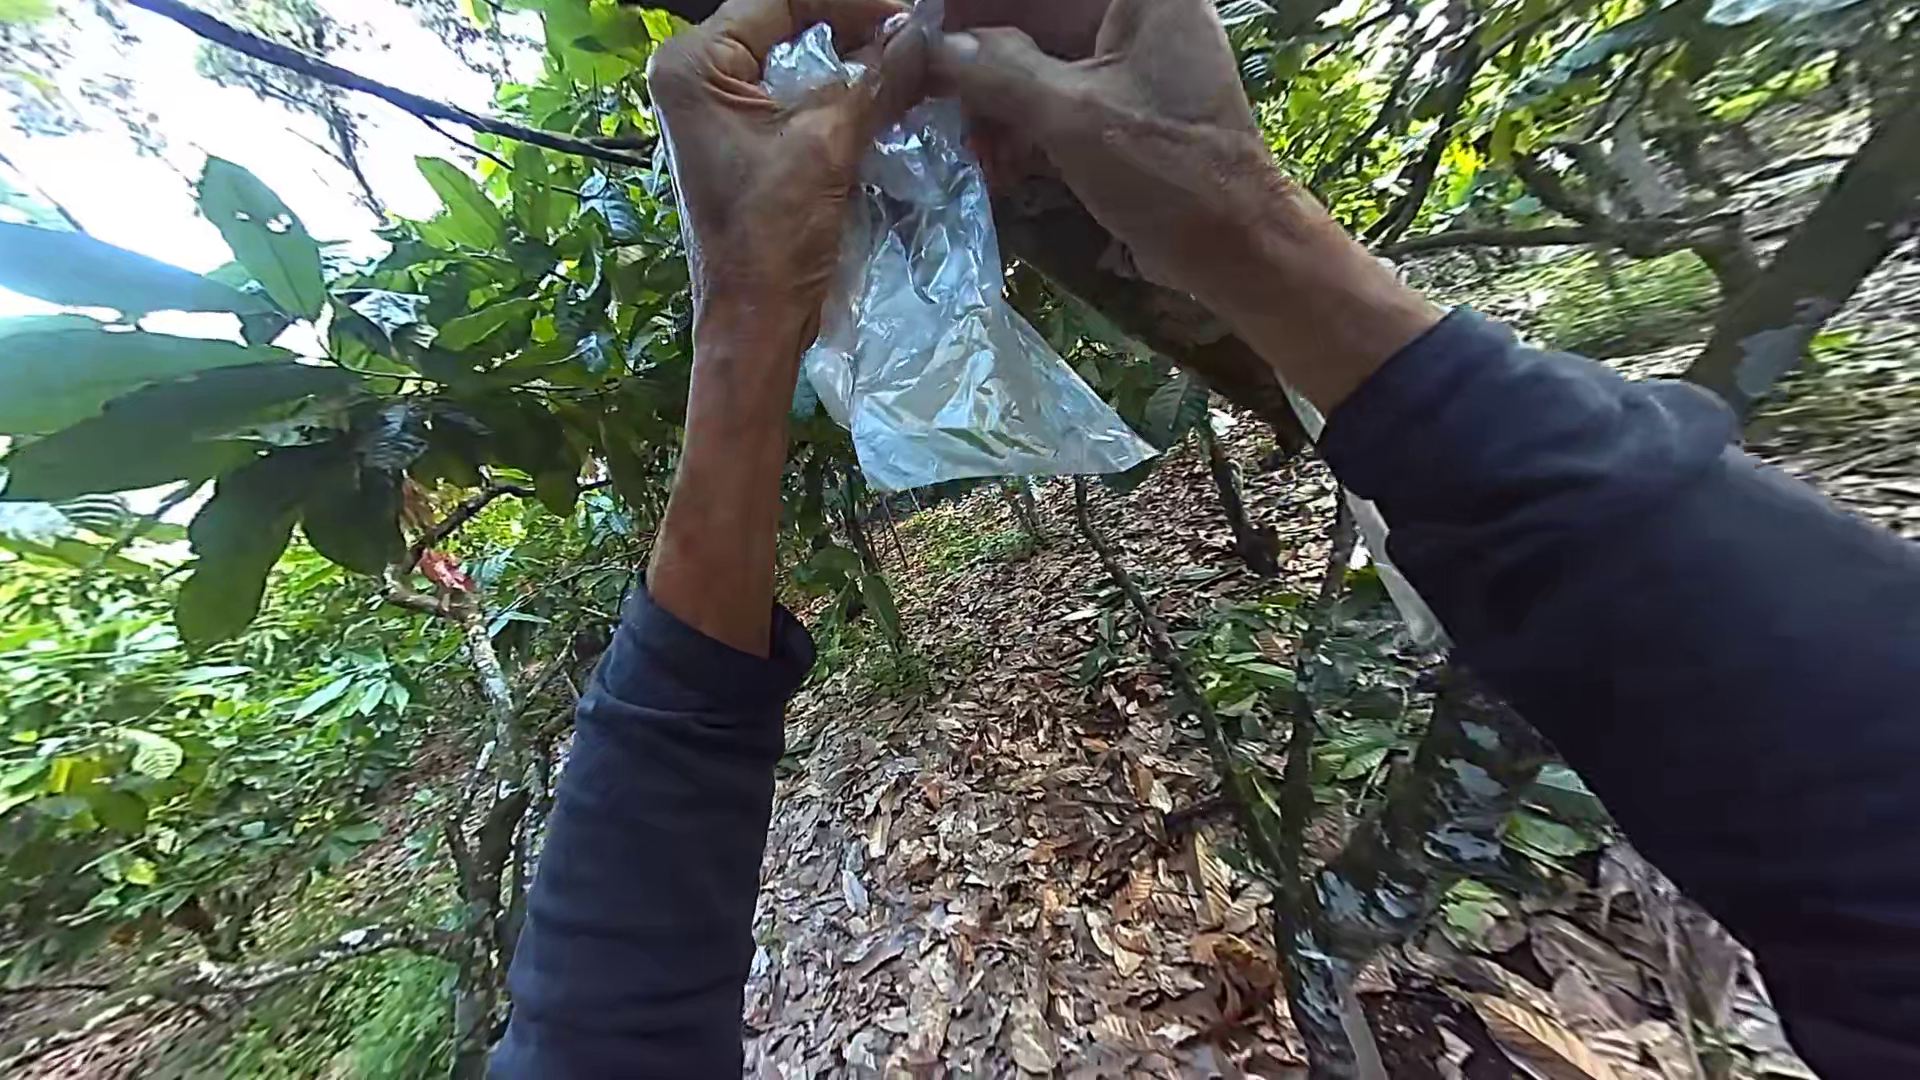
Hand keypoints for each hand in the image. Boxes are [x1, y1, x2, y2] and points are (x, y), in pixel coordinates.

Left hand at [645, 0, 924, 655]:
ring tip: (908, 73)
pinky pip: (803, 119)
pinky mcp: (752, 161)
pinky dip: (843, 114)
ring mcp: (727, 126)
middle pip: (790, 36)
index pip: (780, 2)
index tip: (910, 13)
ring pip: (801, 79)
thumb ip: (875, 83)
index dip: (851, 5)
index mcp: (697, 66)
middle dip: (856, 38)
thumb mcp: (826, 150)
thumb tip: (926, 31)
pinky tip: (883, 113)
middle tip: (914, 42)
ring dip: (854, 77)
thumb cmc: (774, 240)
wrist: (758, 327)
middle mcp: (704, 85)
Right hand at [932, 0, 1439, 410]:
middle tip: (925, 87)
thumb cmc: (1166, 172)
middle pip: (1032, 17)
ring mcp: (1123, 62)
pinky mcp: (1116, 110)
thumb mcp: (1076, 118)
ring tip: (955, 133)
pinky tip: (990, 154)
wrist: (1226, 242)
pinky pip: (1053, 102)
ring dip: (993, 98)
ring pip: (1037, 63)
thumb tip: (934, 47)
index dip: (972, 7)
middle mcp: (1129, 10)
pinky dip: (1020, 126)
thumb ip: (1001, 74)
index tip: (922, 29)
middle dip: (977, 54)